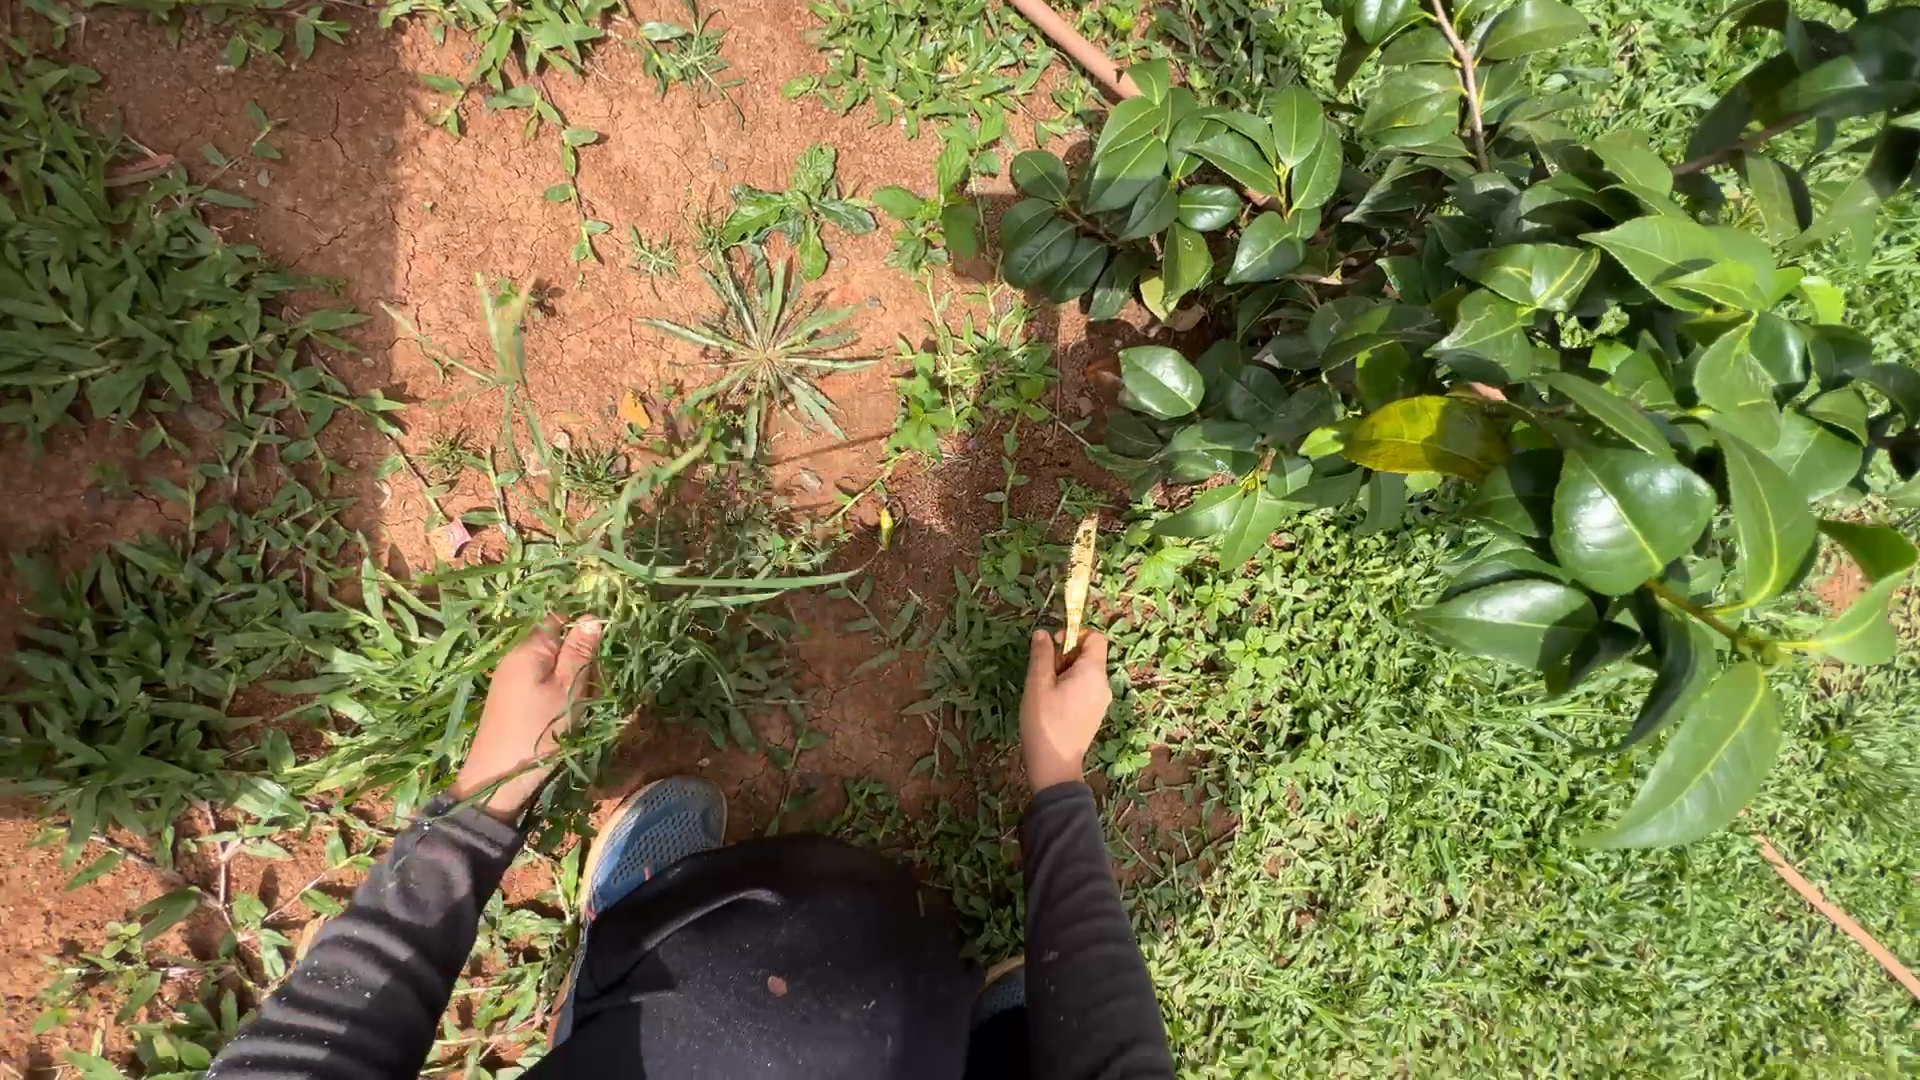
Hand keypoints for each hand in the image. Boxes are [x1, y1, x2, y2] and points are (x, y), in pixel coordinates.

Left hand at [450, 613, 602, 821]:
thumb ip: (580, 652)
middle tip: (597, 682)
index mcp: (529, 650)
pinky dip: (560, 689)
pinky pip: (543, 680)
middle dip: (582, 656)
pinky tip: (569, 708)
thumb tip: (591, 616)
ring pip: (553, 663)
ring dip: (574, 676)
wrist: (499, 778)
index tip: (605, 645)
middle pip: (558, 642)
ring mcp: (512, 678)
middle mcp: (516, 658)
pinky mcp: (512, 697)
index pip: (559, 618)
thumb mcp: (568, 689)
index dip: (584, 626)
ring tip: (585, 699)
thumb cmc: (539, 730)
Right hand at [1020, 629, 1112, 791]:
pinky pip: (1085, 688)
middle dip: (1066, 655)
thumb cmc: (1045, 722)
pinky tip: (1052, 703)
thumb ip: (1042, 654)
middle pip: (1090, 655)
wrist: (1055, 766)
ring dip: (1066, 672)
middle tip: (1044, 672)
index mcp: (1093, 672)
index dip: (1075, 634)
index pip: (1096, 637)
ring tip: (1046, 690)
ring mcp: (1101, 701)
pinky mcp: (1095, 713)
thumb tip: (1043, 632)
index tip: (1053, 646)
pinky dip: (1071, 687)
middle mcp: (1103, 684)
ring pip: (1086, 672)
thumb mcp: (1037, 684)